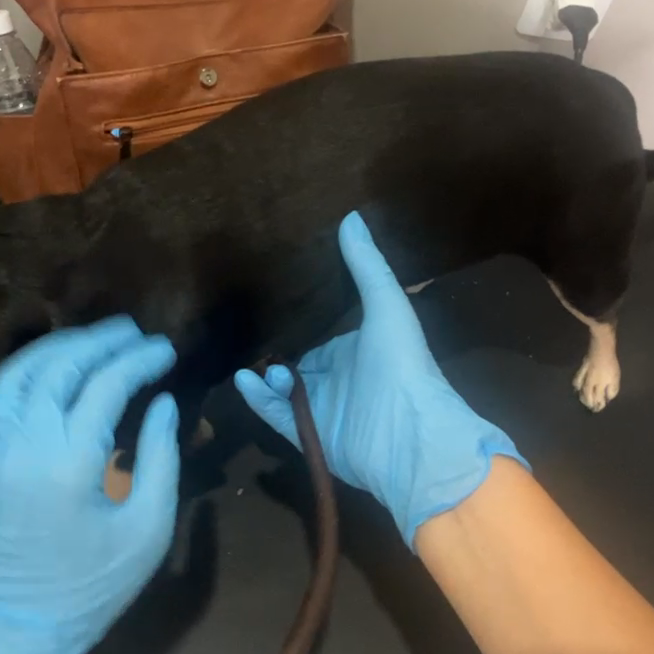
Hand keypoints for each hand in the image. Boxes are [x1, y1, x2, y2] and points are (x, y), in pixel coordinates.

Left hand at [0, 317, 181, 653]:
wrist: (20, 629)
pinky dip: (22, 368)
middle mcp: (23, 443)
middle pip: (61, 368)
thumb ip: (160, 458)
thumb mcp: (148, 529)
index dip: (138, 360)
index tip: (166, 348)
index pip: (105, 385)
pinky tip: (48, 363)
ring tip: (97, 338)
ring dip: (61, 347)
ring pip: (22, 372)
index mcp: (68, 462)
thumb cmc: (93, 586)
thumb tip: (163, 401)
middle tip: (135, 331)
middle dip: (101, 342)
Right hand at [235, 212, 524, 545]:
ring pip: (284, 389)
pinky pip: (276, 414)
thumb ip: (366, 266)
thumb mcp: (386, 305)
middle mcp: (341, 379)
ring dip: (266, 374)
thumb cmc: (402, 364)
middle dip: (278, 351)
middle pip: (300, 363)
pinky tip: (242, 379)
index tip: (274, 302)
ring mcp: (323, 409)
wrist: (412, 437)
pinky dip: (258, 399)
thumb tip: (350, 216)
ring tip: (248, 358)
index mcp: (360, 349)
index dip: (303, 323)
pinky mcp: (309, 436)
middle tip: (247, 330)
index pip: (324, 337)